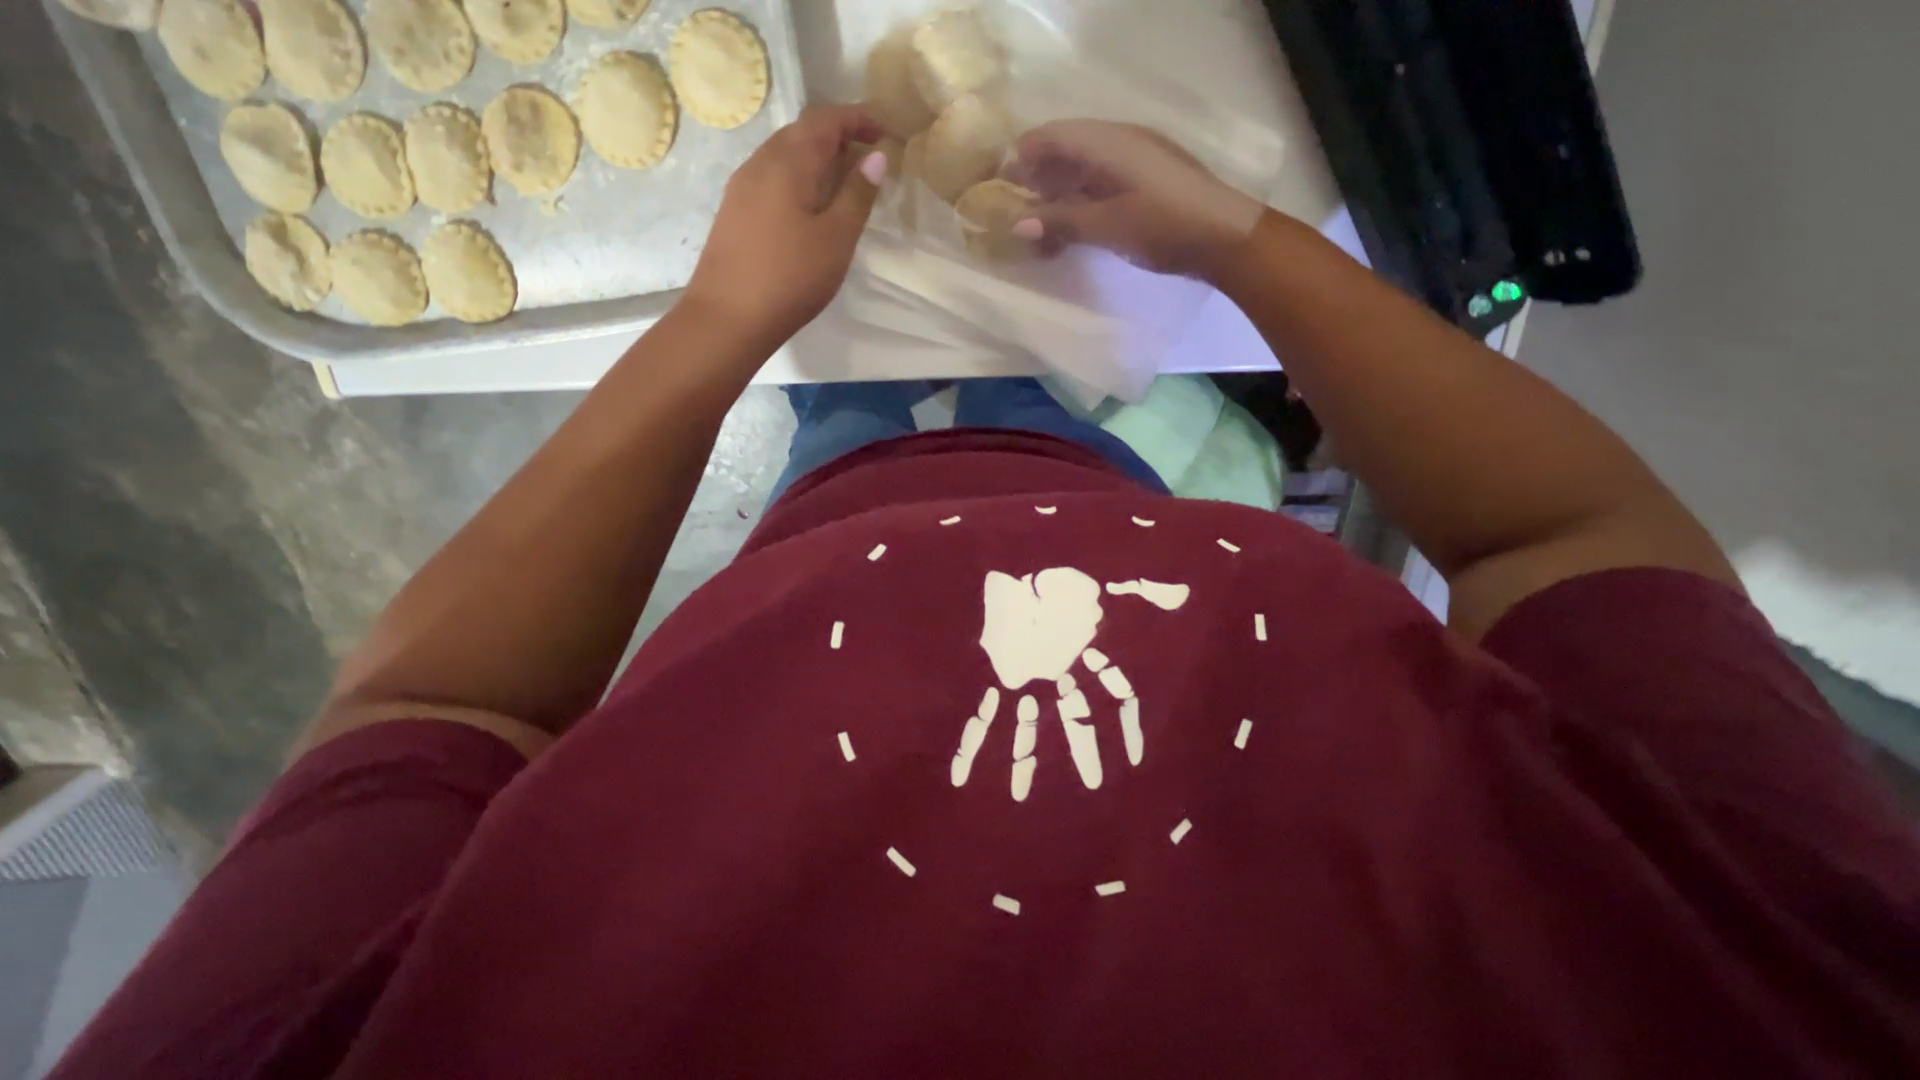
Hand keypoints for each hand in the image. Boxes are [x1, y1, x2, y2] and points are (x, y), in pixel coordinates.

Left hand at [684, 105, 890, 342]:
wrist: (726, 318)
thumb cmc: (790, 278)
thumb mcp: (837, 238)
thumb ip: (858, 194)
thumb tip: (876, 156)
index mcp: (789, 162)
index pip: (825, 118)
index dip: (857, 118)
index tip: (886, 131)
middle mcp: (761, 163)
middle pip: (802, 131)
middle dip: (838, 135)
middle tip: (870, 156)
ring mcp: (742, 186)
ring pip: (785, 154)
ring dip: (817, 157)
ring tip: (846, 182)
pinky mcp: (735, 211)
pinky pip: (772, 176)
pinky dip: (799, 176)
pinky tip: (812, 205)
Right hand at [1005, 120, 1266, 280]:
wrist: (1228, 238)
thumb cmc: (1164, 225)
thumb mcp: (1106, 226)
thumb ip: (1060, 222)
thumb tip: (1017, 224)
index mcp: (1106, 142)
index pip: (1047, 137)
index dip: (1018, 161)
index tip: (997, 193)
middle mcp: (1118, 143)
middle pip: (1063, 155)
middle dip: (1035, 187)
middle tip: (1014, 223)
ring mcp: (1136, 163)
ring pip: (1082, 174)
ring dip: (1057, 203)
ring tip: (1040, 241)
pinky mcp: (1148, 185)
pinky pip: (1102, 188)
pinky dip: (1081, 208)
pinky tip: (1071, 237)